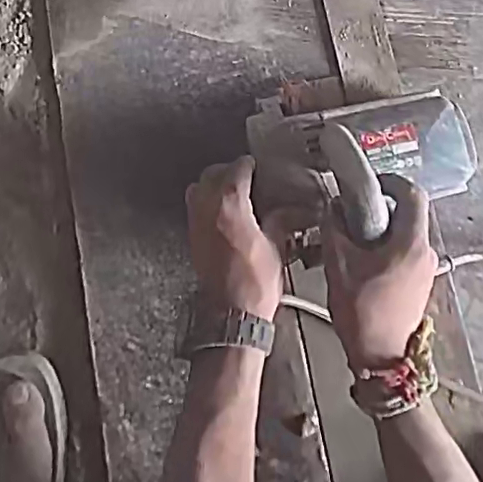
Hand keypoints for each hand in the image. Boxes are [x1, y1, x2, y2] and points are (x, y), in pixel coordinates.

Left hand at [186, 156, 289, 320]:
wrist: (232, 315)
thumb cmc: (253, 286)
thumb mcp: (276, 247)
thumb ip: (281, 221)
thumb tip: (289, 211)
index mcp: (230, 206)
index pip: (236, 169)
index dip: (250, 166)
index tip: (258, 166)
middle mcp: (207, 210)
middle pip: (212, 174)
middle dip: (229, 171)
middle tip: (247, 176)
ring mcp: (196, 224)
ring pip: (198, 188)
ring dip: (214, 185)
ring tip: (233, 192)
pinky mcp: (193, 239)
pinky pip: (195, 208)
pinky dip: (207, 203)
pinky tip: (225, 215)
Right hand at [323, 173, 437, 368]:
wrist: (381, 357)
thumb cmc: (362, 311)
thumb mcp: (338, 264)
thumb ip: (333, 228)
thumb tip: (333, 206)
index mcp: (412, 244)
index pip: (413, 195)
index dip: (391, 181)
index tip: (369, 183)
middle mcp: (426, 253)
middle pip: (409, 215)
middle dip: (380, 208)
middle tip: (352, 211)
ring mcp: (426, 271)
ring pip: (406, 235)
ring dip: (381, 230)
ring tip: (352, 238)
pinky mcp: (420, 284)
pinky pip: (405, 253)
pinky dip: (386, 248)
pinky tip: (362, 261)